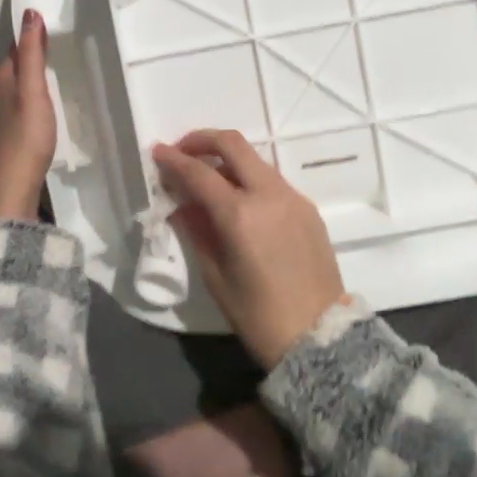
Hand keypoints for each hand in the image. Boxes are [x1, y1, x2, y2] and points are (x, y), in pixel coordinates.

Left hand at [0, 9, 56, 220]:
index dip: (25, 34)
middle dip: (30, 52)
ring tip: (55, 64)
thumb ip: (33, 55)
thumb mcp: (32, 91)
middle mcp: (5, 98)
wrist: (14, 188)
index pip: (14, 51)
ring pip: (21, 87)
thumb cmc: (26, 136)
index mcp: (7, 83)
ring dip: (34, 74)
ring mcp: (11, 120)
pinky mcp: (20, 137)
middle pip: (15, 68)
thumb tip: (29, 13)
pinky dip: (38, 96)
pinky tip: (49, 102)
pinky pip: (28, 106)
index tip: (42, 16)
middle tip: (54, 37)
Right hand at [152, 130, 344, 367]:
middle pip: (232, 144)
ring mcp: (292, 197)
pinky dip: (249, 178)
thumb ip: (196, 231)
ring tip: (207, 177)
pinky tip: (238, 199)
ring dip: (227, 158)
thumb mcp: (215, 276)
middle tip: (182, 152)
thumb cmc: (258, 316)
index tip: (157, 153)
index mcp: (240, 215)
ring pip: (254, 159)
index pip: (199, 172)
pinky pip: (272, 180)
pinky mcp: (307, 208)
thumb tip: (181, 205)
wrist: (319, 336)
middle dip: (202, 140)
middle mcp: (268, 195)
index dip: (174, 160)